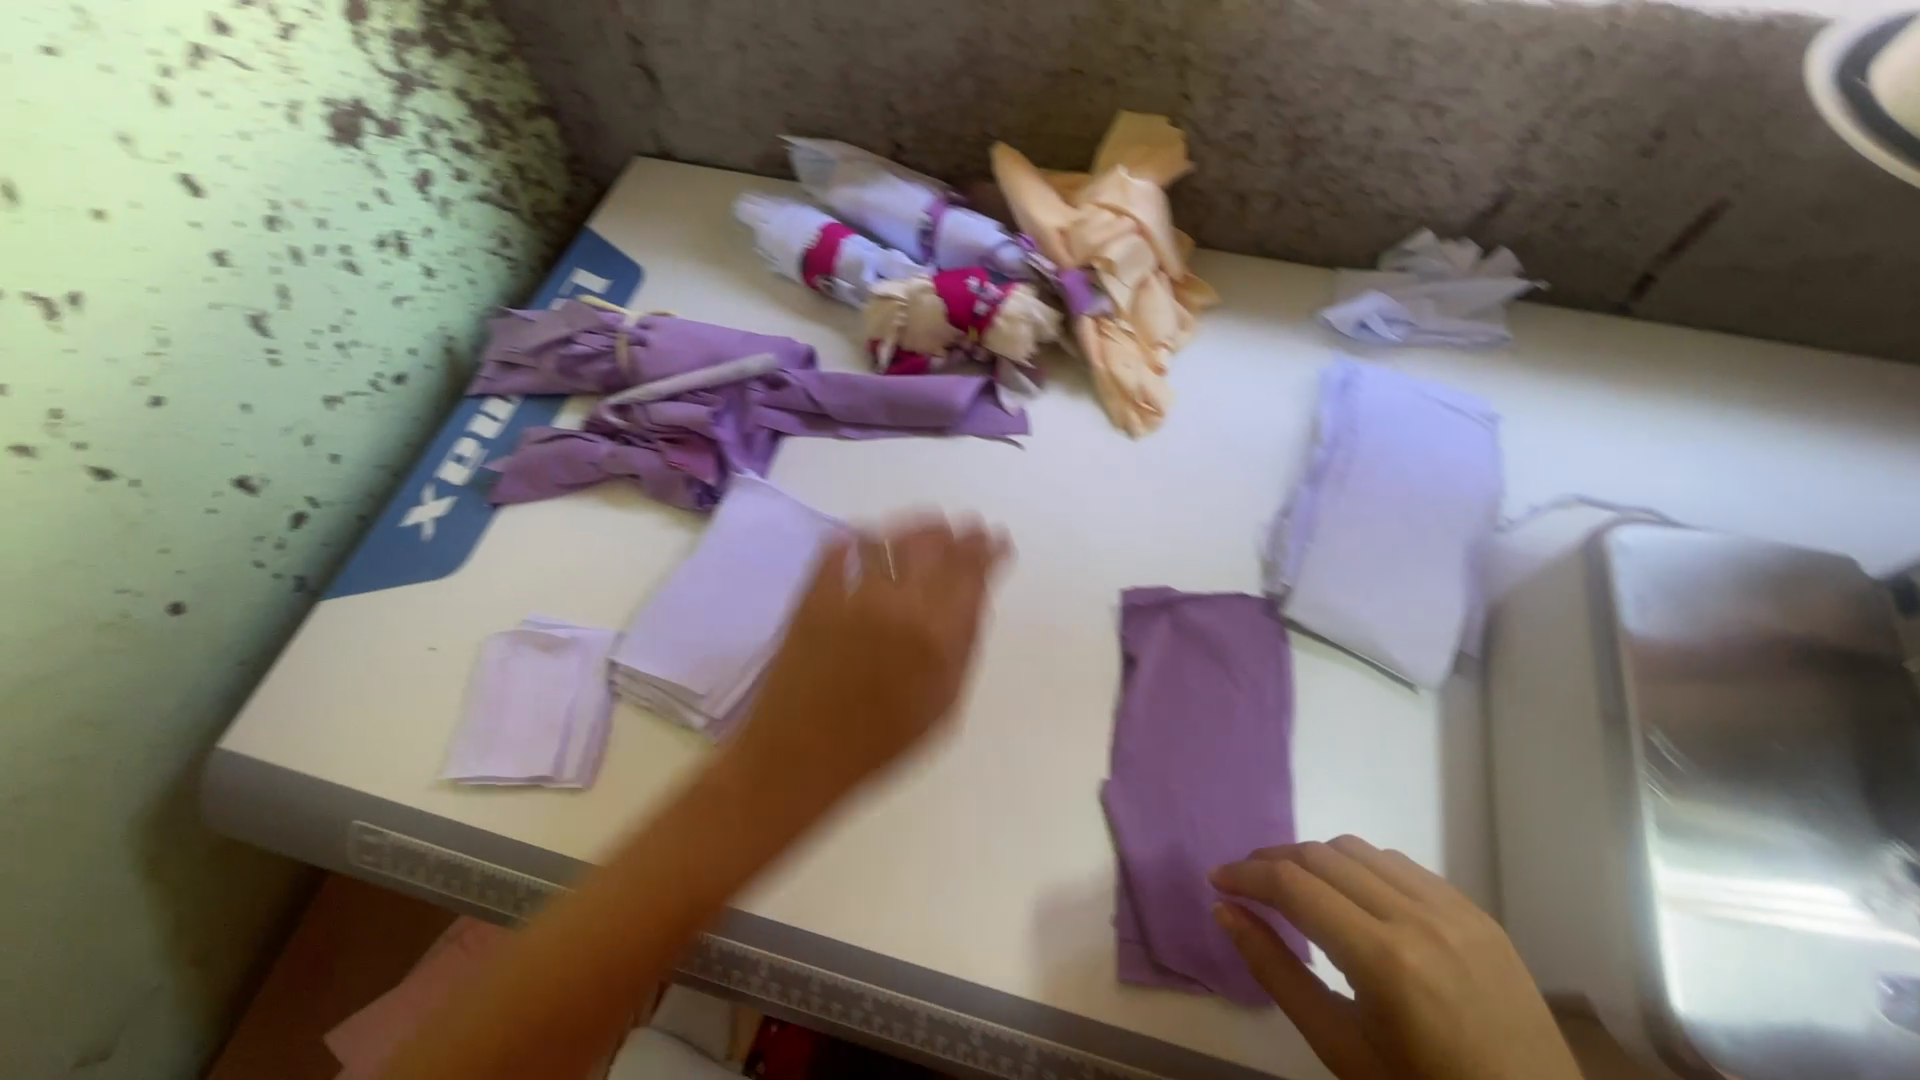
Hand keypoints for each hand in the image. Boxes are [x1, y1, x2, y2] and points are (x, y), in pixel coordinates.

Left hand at [735, 515, 1011, 792]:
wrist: (801, 755)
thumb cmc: (882, 743)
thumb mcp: (944, 705)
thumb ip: (964, 647)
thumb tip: (975, 601)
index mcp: (938, 634)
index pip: (972, 572)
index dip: (988, 551)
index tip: (996, 542)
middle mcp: (900, 603)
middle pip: (936, 546)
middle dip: (959, 534)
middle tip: (967, 529)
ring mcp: (853, 594)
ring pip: (893, 538)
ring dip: (917, 527)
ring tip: (930, 527)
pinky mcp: (814, 593)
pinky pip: (842, 548)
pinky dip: (861, 537)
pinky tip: (872, 537)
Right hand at [1210, 837, 1582, 1079]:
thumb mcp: (1338, 1045)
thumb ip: (1276, 971)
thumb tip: (1225, 911)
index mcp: (1384, 960)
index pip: (1294, 885)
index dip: (1246, 875)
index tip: (1216, 880)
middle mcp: (1420, 918)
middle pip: (1322, 856)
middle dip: (1273, 861)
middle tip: (1245, 884)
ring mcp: (1456, 910)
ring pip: (1360, 850)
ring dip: (1315, 859)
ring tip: (1294, 887)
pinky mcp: (1478, 913)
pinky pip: (1403, 865)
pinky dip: (1361, 867)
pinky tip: (1352, 898)